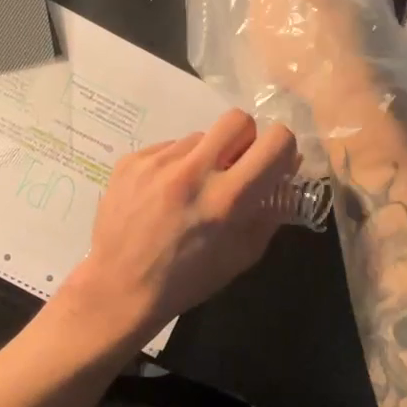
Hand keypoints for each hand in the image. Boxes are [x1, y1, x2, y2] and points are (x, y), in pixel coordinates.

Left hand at [56, 110, 298, 348]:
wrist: (119, 287)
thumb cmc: (186, 280)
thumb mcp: (242, 256)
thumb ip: (270, 210)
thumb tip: (287, 169)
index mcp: (226, 198)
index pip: (276, 140)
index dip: (281, 149)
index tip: (271, 165)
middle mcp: (192, 172)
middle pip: (237, 119)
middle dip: (244, 140)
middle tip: (233, 169)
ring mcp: (156, 163)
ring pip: (199, 137)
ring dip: (204, 158)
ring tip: (189, 193)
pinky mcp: (129, 161)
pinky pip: (167, 149)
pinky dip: (174, 167)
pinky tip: (162, 197)